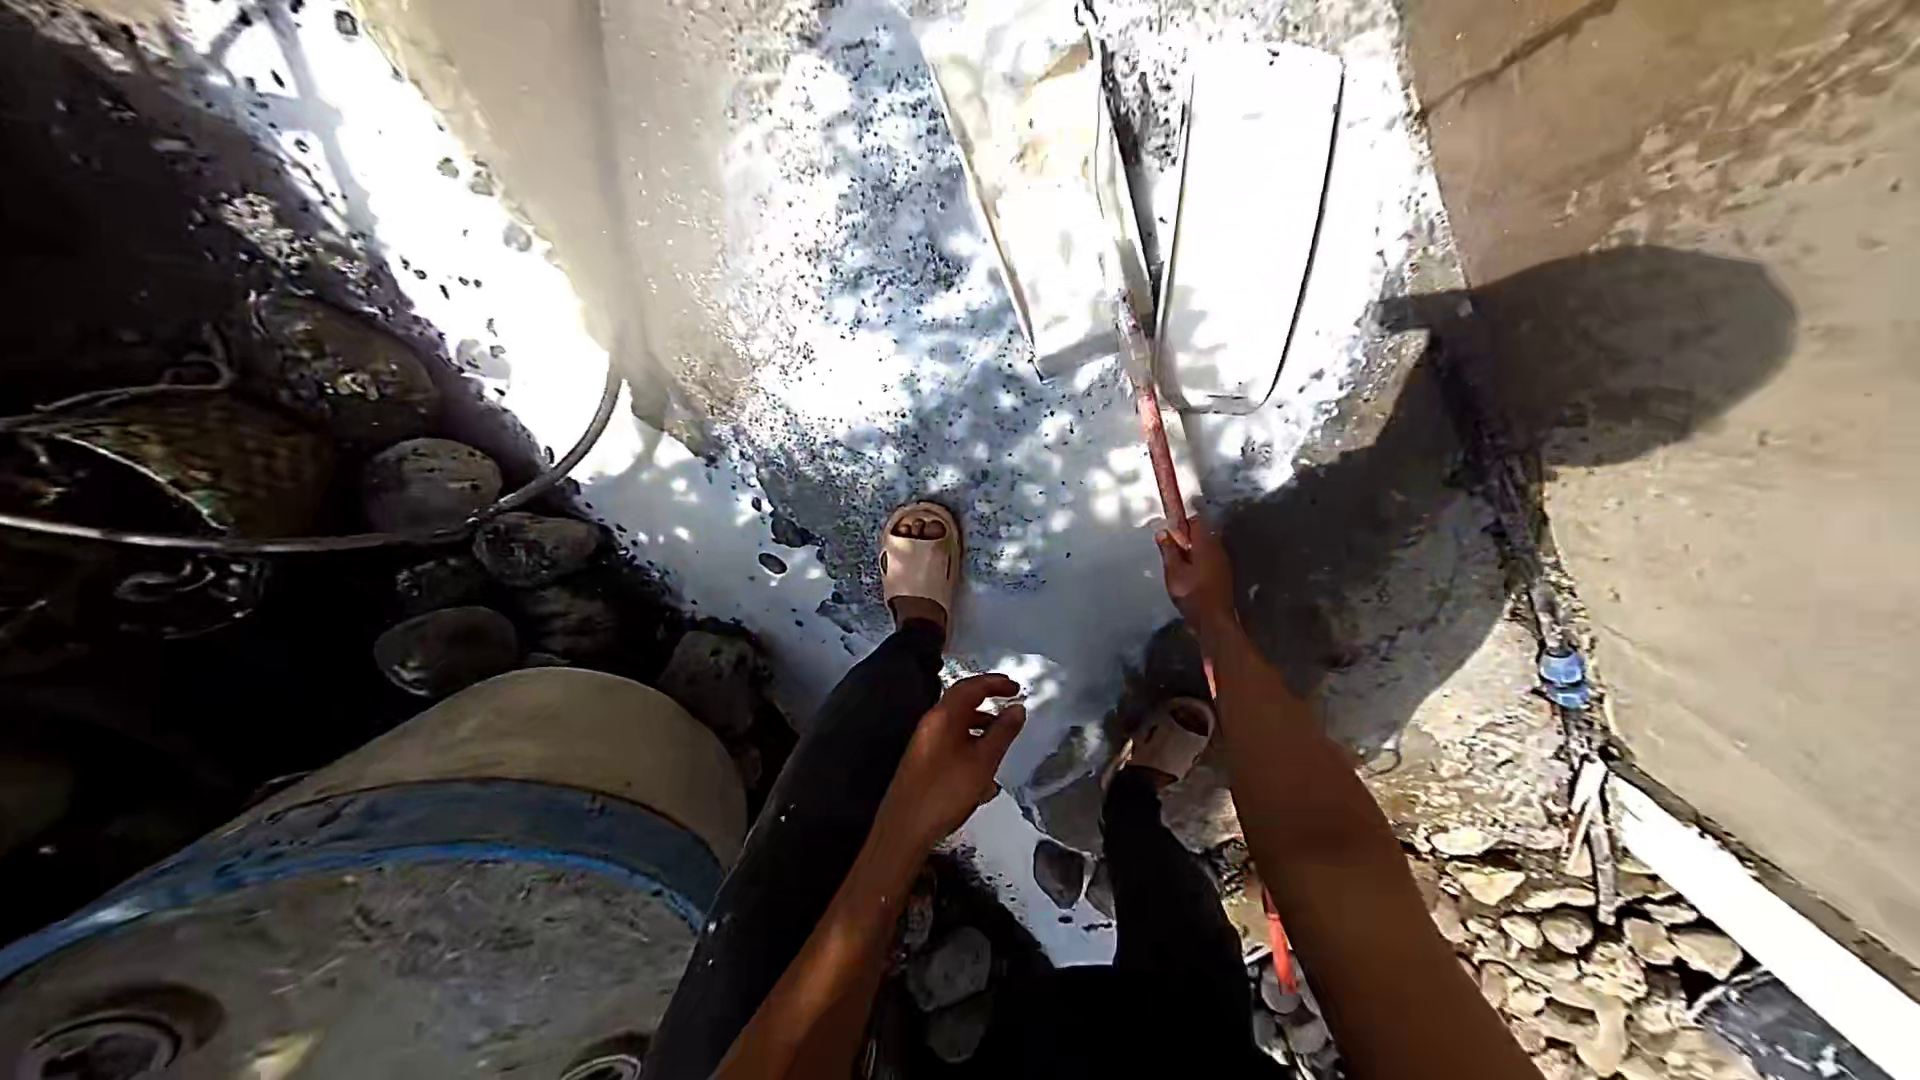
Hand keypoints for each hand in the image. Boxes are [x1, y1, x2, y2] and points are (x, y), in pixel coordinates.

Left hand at [878, 674, 1026, 847]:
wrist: (905, 827)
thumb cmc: (946, 791)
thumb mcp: (983, 762)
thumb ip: (1002, 733)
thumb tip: (1017, 708)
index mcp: (944, 716)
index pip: (971, 686)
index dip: (995, 682)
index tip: (1016, 686)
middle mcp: (931, 722)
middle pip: (962, 699)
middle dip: (988, 696)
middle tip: (1010, 698)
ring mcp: (925, 740)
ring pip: (957, 720)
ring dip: (980, 720)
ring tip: (1003, 732)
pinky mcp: (923, 757)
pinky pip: (951, 737)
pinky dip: (970, 738)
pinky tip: (983, 760)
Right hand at [1156, 519, 1237, 641]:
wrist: (1214, 621)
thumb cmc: (1192, 593)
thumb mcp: (1173, 571)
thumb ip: (1168, 550)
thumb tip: (1162, 532)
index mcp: (1206, 544)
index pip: (1196, 521)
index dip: (1181, 523)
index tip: (1168, 532)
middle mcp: (1218, 549)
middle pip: (1201, 534)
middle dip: (1184, 539)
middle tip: (1169, 551)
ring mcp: (1223, 563)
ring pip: (1205, 548)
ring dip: (1191, 551)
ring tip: (1176, 565)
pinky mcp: (1223, 575)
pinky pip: (1208, 560)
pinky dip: (1197, 562)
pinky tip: (1187, 575)